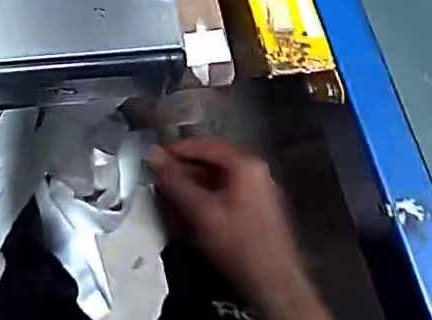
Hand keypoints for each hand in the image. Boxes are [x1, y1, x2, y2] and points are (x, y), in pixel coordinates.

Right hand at [149, 138, 326, 319]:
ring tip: (173, 191)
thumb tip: (155, 157)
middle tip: (163, 173)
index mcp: (246, 163)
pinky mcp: (258, 209)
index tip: (158, 153)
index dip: (178, 149)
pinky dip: (208, 195)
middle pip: (213, 161)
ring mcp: (259, 190)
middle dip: (186, 168)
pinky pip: (228, 192)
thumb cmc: (241, 246)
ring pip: (220, 178)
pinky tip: (193, 207)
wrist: (275, 286)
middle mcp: (256, 171)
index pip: (206, 145)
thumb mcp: (202, 211)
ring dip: (195, 183)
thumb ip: (176, 181)